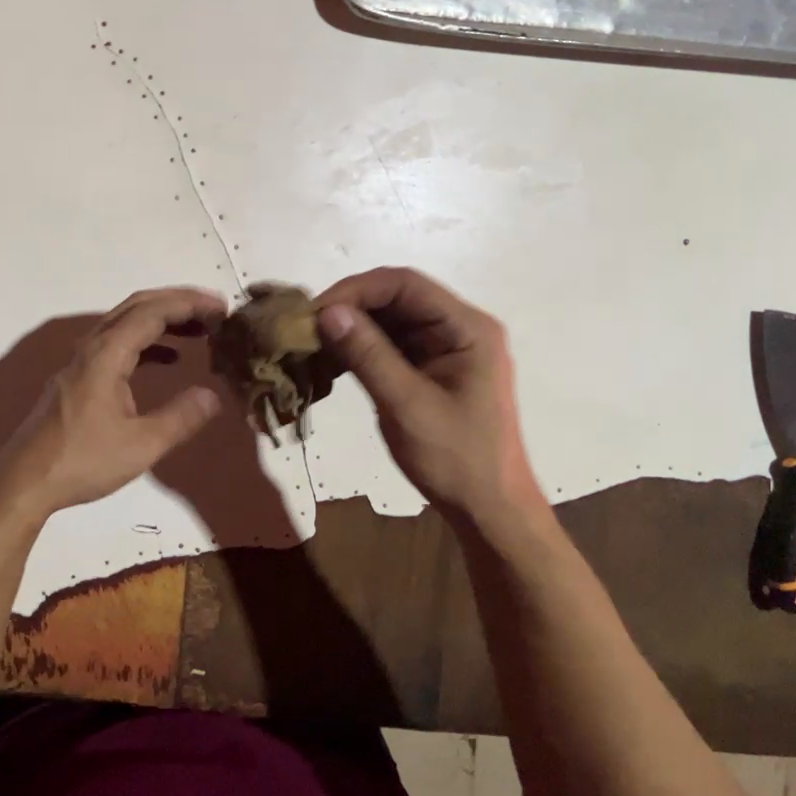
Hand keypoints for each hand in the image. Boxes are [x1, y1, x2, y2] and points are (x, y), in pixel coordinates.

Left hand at [0, 288, 227, 522]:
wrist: (24, 480)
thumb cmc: (83, 461)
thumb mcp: (141, 445)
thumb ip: (180, 417)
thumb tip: (213, 394)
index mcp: (107, 354)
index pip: (152, 311)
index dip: (190, 304)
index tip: (223, 307)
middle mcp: (92, 347)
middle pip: (137, 306)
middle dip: (178, 302)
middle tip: (215, 310)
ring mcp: (81, 361)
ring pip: (125, 323)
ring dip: (162, 320)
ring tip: (199, 330)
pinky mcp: (78, 378)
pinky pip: (117, 343)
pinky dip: (146, 342)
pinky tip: (168, 359)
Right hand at [316, 268, 541, 524]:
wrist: (489, 510)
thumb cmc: (456, 459)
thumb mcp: (407, 405)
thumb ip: (368, 354)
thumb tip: (327, 312)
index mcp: (467, 328)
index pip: (404, 285)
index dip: (355, 291)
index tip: (314, 313)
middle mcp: (459, 328)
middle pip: (396, 298)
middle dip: (349, 309)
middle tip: (305, 329)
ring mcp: (446, 348)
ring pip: (389, 320)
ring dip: (350, 329)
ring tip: (312, 346)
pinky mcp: (432, 368)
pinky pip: (390, 345)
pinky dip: (359, 350)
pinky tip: (331, 364)